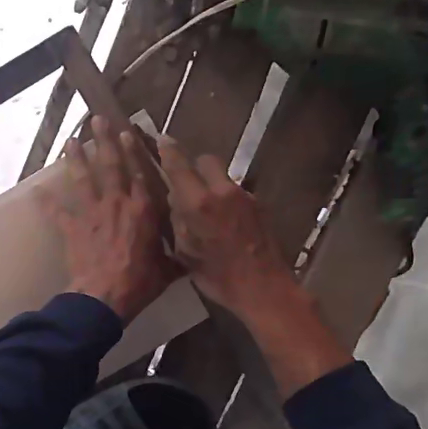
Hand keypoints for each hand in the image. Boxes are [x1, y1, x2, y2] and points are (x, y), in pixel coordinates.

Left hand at [45, 117, 178, 321]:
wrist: (104, 297)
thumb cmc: (139, 283)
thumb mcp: (167, 269)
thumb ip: (177, 255)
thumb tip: (190, 253)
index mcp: (142, 210)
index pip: (139, 173)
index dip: (133, 151)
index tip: (127, 131)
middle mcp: (116, 204)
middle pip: (110, 166)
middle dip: (103, 141)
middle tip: (96, 120)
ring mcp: (92, 214)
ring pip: (83, 180)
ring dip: (76, 159)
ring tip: (70, 141)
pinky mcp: (72, 229)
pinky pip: (57, 213)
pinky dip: (46, 203)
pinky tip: (37, 191)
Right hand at [158, 136, 350, 396]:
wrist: (264, 288)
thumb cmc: (219, 277)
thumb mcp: (186, 253)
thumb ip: (178, 222)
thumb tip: (176, 202)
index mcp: (198, 203)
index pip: (179, 165)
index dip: (169, 151)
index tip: (163, 140)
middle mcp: (222, 191)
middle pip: (206, 161)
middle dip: (195, 167)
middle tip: (188, 184)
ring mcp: (245, 196)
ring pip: (223, 177)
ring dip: (213, 184)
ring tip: (209, 208)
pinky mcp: (260, 205)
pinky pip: (237, 192)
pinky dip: (228, 199)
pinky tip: (227, 221)